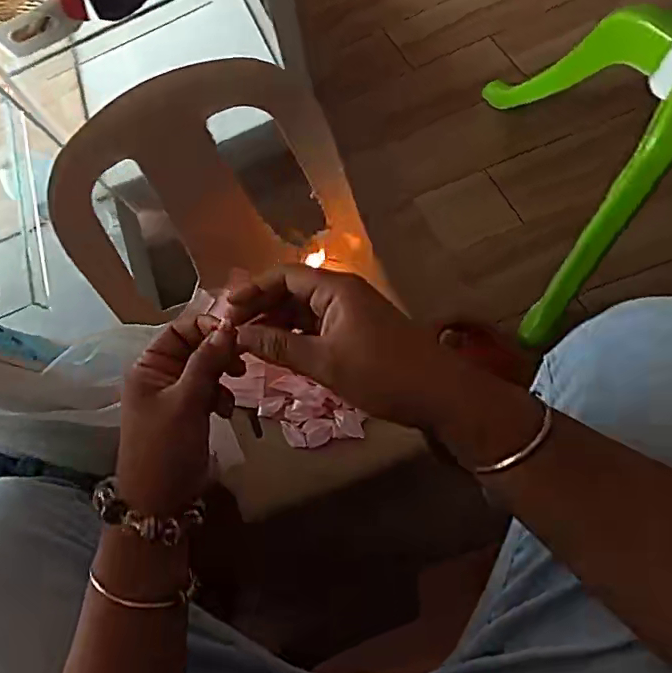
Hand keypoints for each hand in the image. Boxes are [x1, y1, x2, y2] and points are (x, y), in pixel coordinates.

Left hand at [114, 308, 242, 515]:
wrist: (158, 505)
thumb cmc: (165, 448)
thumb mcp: (186, 402)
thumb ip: (206, 362)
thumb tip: (228, 325)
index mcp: (148, 364)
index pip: (179, 328)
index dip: (207, 326)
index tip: (236, 334)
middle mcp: (159, 373)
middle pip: (194, 346)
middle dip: (218, 352)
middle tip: (242, 363)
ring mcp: (173, 393)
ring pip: (204, 368)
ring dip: (222, 374)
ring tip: (237, 384)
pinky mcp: (187, 412)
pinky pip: (208, 390)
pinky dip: (220, 395)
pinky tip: (227, 410)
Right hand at [220, 265, 465, 428]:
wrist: (444, 397)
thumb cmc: (382, 374)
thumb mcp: (324, 362)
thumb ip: (278, 345)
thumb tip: (238, 335)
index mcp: (334, 288)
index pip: (283, 275)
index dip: (252, 290)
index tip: (227, 310)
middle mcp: (341, 291)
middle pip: (290, 289)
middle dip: (260, 306)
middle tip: (232, 328)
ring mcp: (350, 310)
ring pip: (302, 307)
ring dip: (275, 321)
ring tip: (248, 340)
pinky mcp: (357, 329)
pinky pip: (316, 323)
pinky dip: (294, 333)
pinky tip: (278, 349)